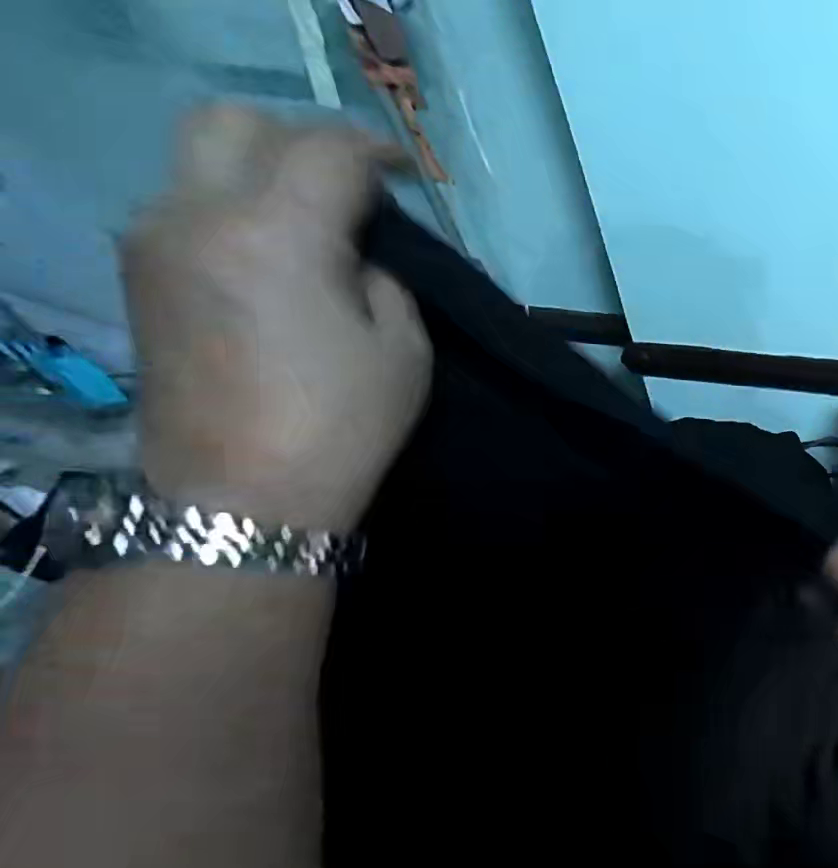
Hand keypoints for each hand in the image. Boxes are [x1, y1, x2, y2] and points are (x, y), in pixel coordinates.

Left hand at [121, 105, 429, 529]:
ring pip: (200, 156)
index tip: (406, 170)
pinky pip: (187, 200)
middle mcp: (196, 213)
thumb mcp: (403, 350)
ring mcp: (153, 236)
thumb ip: (382, 282)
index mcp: (277, 235)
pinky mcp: (141, 267)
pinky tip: (280, 246)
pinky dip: (238, 202)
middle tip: (354, 179)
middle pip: (234, 122)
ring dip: (265, 169)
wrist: (244, 484)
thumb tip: (355, 255)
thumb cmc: (345, 420)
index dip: (373, 149)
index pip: (324, 152)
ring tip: (322, 216)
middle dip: (301, 136)